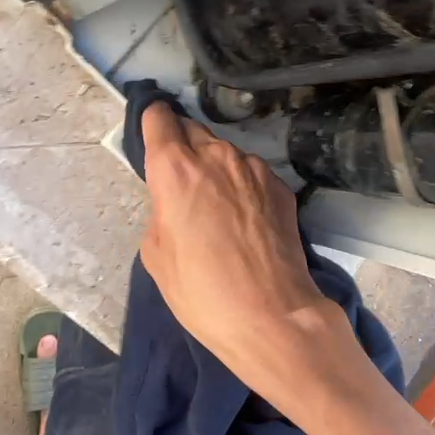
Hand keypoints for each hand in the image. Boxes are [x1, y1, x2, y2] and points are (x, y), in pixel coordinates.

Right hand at [137, 104, 345, 397]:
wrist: (272, 316)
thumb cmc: (203, 292)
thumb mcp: (156, 255)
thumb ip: (161, 211)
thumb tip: (175, 202)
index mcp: (176, 169)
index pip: (159, 119)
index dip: (153, 124)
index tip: (152, 137)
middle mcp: (217, 157)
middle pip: (193, 131)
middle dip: (182, 147)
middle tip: (179, 182)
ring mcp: (256, 170)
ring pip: (225, 154)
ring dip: (215, 169)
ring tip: (215, 209)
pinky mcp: (282, 188)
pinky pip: (252, 175)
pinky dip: (243, 187)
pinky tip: (244, 222)